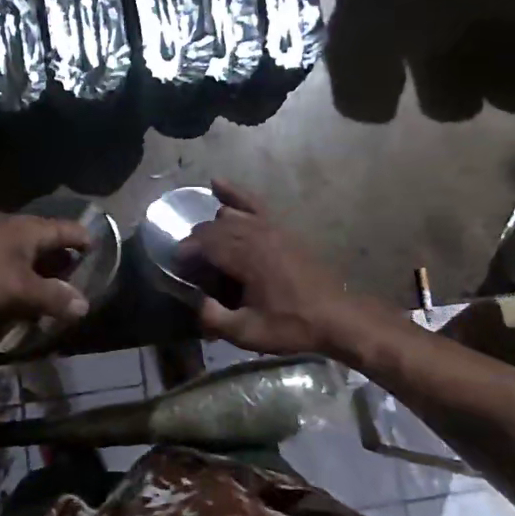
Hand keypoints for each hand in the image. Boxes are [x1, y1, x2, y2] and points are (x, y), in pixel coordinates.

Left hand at [0, 215, 92, 322]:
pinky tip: (20, 296)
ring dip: (43, 271)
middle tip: (81, 283)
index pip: (71, 229)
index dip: (89, 242)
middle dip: (66, 261)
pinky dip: (22, 276)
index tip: (103, 258)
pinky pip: (9, 262)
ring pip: (28, 253)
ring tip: (54, 294)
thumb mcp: (19, 291)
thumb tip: (84, 305)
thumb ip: (54, 298)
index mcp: (30, 229)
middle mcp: (13, 228)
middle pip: (50, 241)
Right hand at [178, 179, 368, 354]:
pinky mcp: (281, 228)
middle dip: (196, 243)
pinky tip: (217, 183)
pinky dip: (233, 193)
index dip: (185, 254)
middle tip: (190, 265)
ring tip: (206, 247)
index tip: (177, 268)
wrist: (337, 317)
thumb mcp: (248, 332)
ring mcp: (270, 226)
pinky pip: (253, 203)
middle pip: (213, 228)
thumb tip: (194, 302)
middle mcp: (255, 234)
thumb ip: (214, 318)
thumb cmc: (292, 325)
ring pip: (229, 216)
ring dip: (212, 227)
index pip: (203, 244)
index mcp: (246, 257)